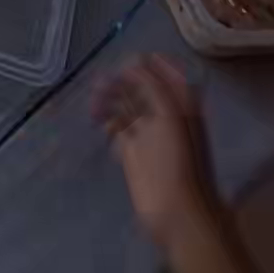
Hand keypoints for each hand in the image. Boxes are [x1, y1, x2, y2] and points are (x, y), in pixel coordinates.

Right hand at [93, 55, 215, 248]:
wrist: (178, 213)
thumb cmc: (178, 159)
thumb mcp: (170, 113)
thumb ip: (152, 84)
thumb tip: (133, 63)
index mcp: (179, 102)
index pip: (162, 70)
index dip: (144, 62)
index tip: (123, 60)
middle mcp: (164, 113)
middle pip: (139, 86)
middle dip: (120, 80)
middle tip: (98, 82)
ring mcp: (149, 133)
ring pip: (126, 106)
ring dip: (110, 100)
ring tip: (94, 104)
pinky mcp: (133, 152)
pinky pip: (117, 129)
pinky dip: (108, 123)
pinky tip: (102, 126)